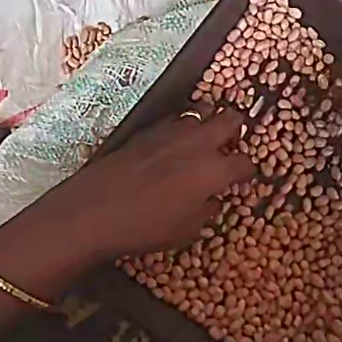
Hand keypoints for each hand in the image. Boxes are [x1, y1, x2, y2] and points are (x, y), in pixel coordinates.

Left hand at [21, 105, 255, 261]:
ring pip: (203, 111)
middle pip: (231, 120)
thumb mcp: (186, 230)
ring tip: (207, 136)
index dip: (248, 171)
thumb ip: (206, 210)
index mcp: (214, 170)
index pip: (245, 163)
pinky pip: (177, 118)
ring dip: (210, 121)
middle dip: (237, 129)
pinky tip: (176, 140)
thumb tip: (212, 199)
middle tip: (233, 144)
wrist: (94, 210)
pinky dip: (184, 125)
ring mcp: (172, 131)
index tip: (243, 178)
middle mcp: (198, 142)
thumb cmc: (145, 227)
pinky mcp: (148, 129)